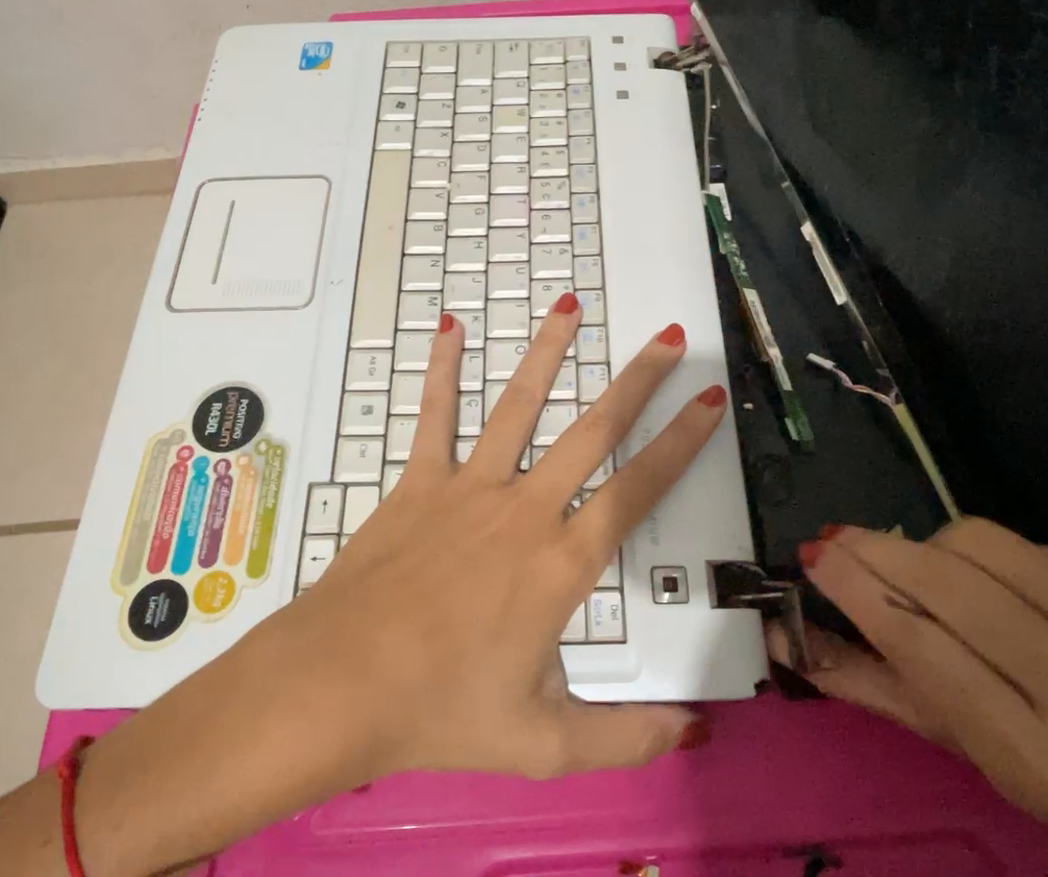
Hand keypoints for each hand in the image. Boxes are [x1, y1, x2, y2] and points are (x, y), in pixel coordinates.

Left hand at [0, 298, 730, 876]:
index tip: (710, 399)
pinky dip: (443, 371)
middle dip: (638, 380)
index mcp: (562, 563)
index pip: (638, 489)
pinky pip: (435, 417)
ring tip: (568, 304)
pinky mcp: (416, 485)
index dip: (681, 442)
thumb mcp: (543, 743)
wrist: (337, 686)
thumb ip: (625, 740)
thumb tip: (693, 735)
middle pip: (594, 430)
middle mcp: (524, 510)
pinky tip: (450, 326)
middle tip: (670, 336)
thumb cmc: (440, 712)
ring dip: (548, 352)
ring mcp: (467, 489)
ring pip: (518, 405)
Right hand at [776, 520, 1047, 844]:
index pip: (927, 652)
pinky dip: (984, 555)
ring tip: (912, 569)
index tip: (814, 558)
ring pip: (983, 545)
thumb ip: (886, 694)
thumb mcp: (984, 758)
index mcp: (1045, 758)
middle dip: (877, 553)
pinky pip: (1026, 543)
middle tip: (832, 540)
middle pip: (952, 587)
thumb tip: (796, 640)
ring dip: (927, 547)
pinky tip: (991, 582)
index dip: (860, 595)